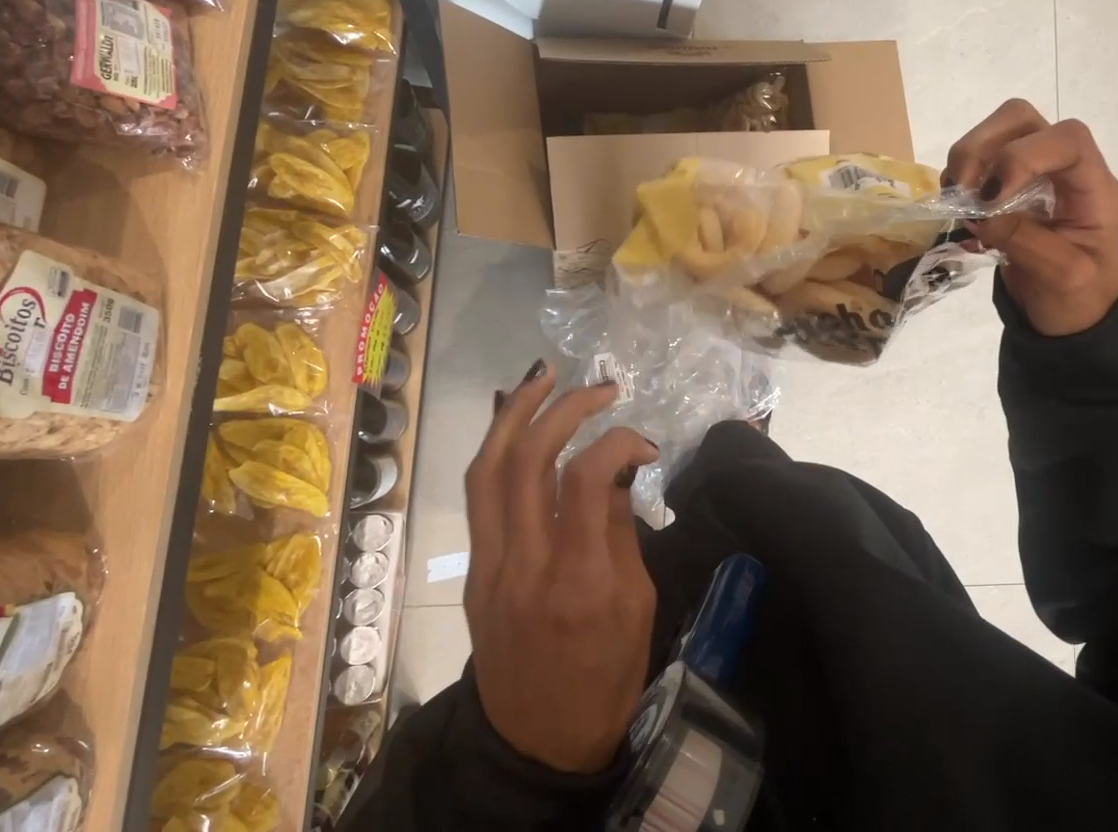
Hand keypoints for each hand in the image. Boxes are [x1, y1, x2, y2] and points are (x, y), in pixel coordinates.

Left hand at [464, 361, 659, 772]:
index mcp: (578, 580)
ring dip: (515, 413)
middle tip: (599, 389)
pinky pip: (479, 496)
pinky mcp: (473, 571)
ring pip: (487, 470)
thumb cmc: (606, 677)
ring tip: (544, 378)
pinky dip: (498, 448)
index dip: (616, 442)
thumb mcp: (638, 607)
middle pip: (526, 461)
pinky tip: (519, 424)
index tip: (645, 446)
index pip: (585, 479)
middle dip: (563, 408)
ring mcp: (489, 566)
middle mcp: (524, 564)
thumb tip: (614, 470)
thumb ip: (620, 533)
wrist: (539, 739)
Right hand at [945, 100, 1117, 335]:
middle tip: (962, 190)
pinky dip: (961, 173)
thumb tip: (980, 212)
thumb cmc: (1079, 298)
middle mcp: (1066, 168)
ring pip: (998, 129)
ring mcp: (1037, 171)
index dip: (1023, 156)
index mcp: (1094, 188)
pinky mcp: (1011, 182)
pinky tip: (957, 203)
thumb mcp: (1062, 277)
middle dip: (983, 147)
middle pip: (1023, 119)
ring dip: (967, 157)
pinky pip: (981, 156)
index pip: (1068, 140)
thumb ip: (1024, 241)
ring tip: (956, 198)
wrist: (1074, 314)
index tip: (991, 198)